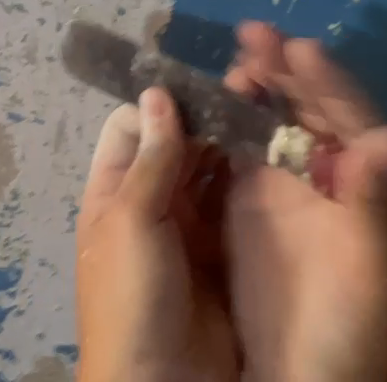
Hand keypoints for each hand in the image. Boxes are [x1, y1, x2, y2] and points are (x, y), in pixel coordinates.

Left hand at [77, 87, 238, 381]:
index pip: (130, 128)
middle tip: (245, 94)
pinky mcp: (222, 249)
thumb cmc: (132, 296)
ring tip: (263, 115)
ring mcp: (187, 226)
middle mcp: (148, 201)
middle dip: (202, 120)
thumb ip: (150, 159)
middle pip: (172, 144)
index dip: (160, 107)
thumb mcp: (133, 221)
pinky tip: (273, 156)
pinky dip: (248, 177)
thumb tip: (157, 92)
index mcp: (113, 191)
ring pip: (206, 169)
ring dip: (228, 144)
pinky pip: (232, 201)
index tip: (198, 90)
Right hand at [222, 22, 386, 381]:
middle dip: (283, 67)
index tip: (297, 47)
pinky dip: (224, 122)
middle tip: (252, 36)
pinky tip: (204, 106)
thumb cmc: (354, 333)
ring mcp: (287, 188)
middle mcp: (329, 175)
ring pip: (271, 120)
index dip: (325, 80)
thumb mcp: (370, 271)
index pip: (348, 116)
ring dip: (254, 87)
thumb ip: (374, 202)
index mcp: (366, 185)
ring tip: (232, 66)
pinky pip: (238, 149)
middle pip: (306, 106)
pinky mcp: (249, 206)